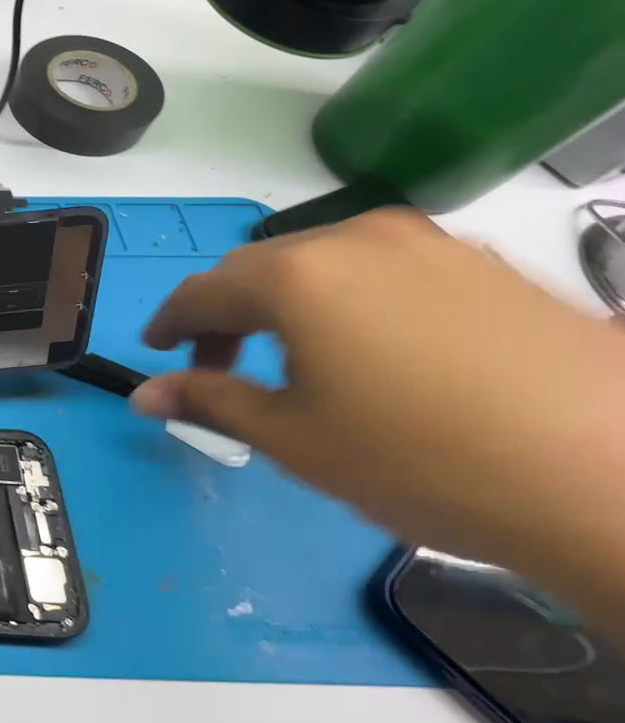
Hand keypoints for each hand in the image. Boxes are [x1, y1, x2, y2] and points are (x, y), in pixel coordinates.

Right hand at [133, 209, 624, 608]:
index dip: (169, 325)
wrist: (622, 483)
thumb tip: (145, 396)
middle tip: (225, 370)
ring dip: (293, 306)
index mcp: (296, 275)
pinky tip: (381, 353)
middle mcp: (356, 239)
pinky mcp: (491, 266)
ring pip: (327, 264)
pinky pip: (390, 271)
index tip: (156, 353)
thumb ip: (210, 402)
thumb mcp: (296, 440)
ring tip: (305, 363)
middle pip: (261, 270)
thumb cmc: (424, 461)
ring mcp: (432, 245)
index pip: (202, 292)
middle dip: (230, 317)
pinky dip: (357, 302)